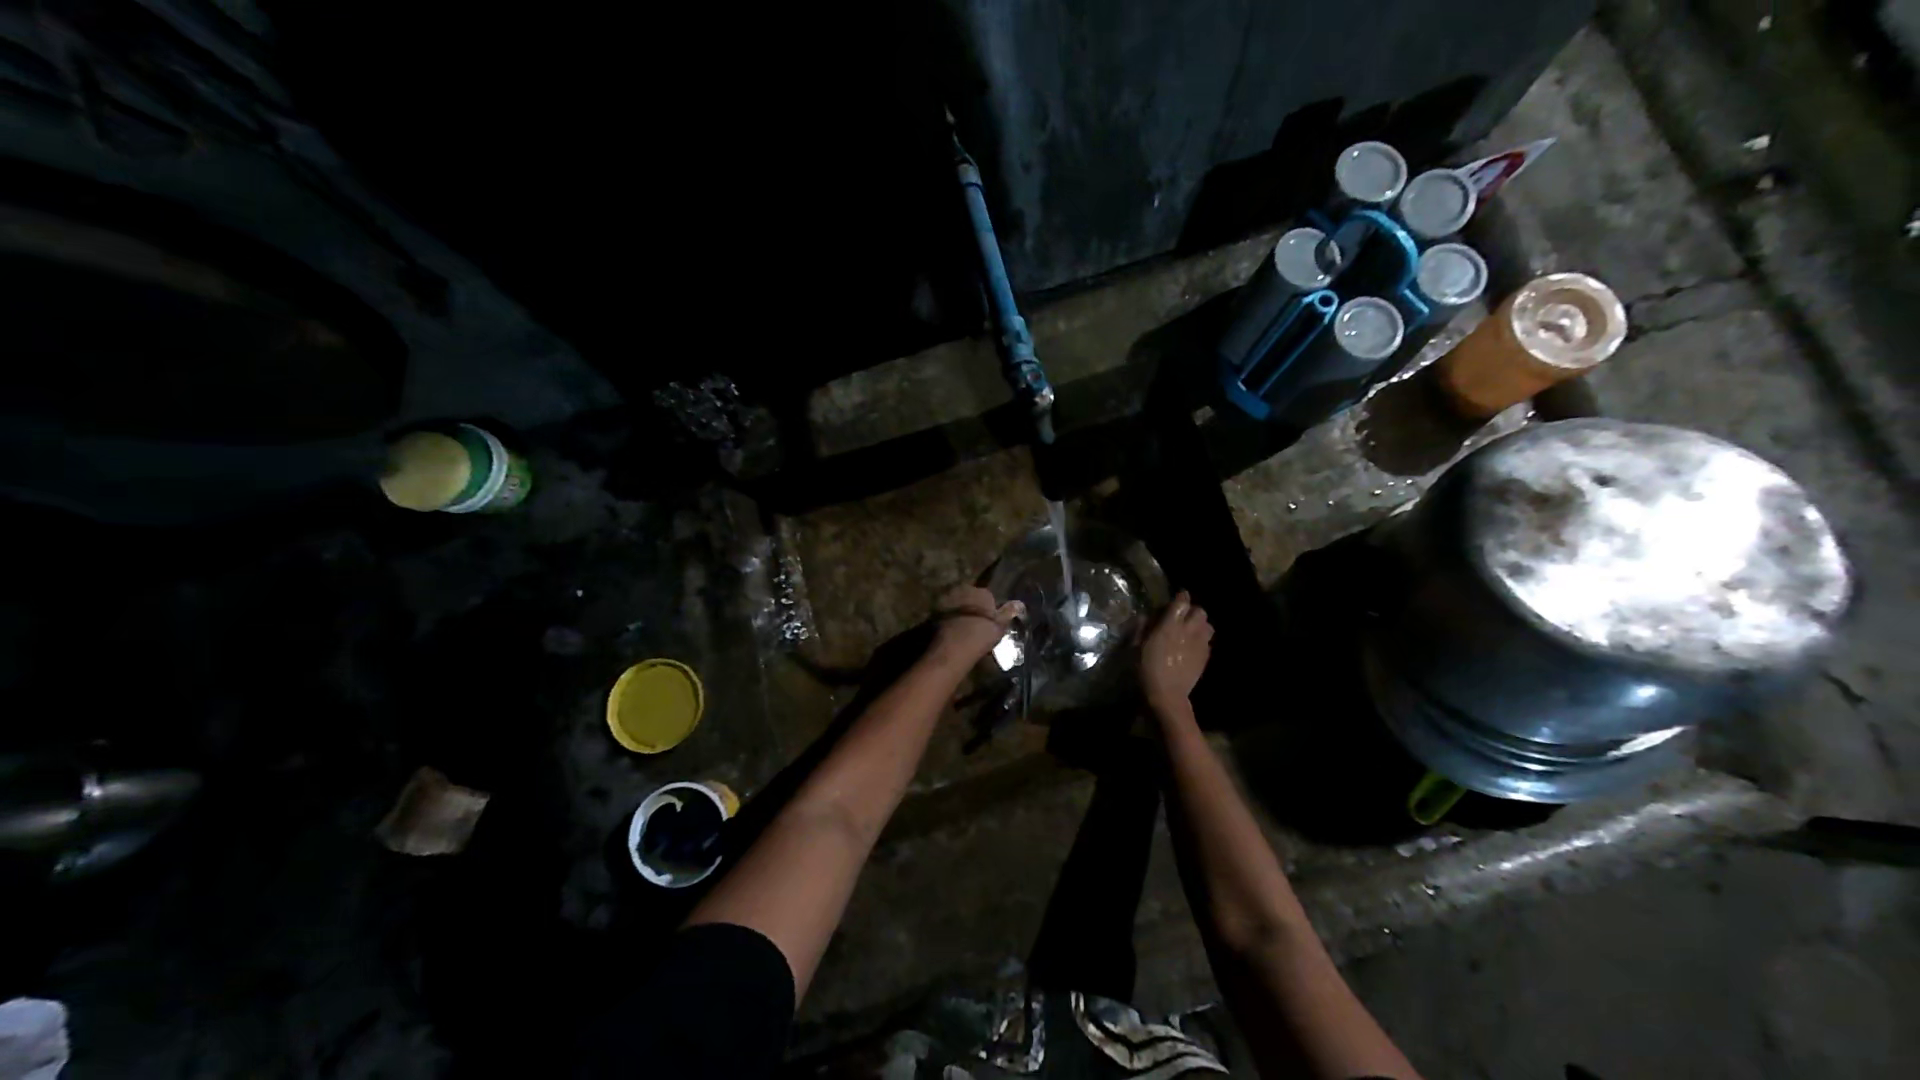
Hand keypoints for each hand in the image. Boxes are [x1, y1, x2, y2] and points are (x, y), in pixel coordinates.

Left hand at [929, 585, 1023, 666]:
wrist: (953, 646)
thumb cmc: (981, 634)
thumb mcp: (1000, 625)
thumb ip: (1009, 612)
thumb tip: (1019, 603)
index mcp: (981, 591)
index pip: (988, 596)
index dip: (989, 608)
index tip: (989, 620)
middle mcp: (964, 590)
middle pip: (971, 597)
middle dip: (974, 607)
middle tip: (977, 624)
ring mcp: (948, 599)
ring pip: (958, 604)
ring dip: (961, 612)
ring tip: (965, 628)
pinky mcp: (935, 610)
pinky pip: (947, 613)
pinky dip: (951, 619)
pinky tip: (954, 631)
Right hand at [1141, 591, 1212, 708]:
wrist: (1168, 695)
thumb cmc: (1148, 669)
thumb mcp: (1137, 647)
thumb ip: (1142, 628)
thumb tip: (1144, 617)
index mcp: (1170, 626)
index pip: (1182, 602)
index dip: (1181, 597)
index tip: (1178, 597)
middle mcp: (1189, 631)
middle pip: (1200, 611)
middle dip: (1192, 611)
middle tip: (1183, 617)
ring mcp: (1200, 644)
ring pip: (1208, 625)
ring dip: (1200, 624)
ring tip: (1191, 631)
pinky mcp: (1206, 656)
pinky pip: (1208, 641)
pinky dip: (1202, 639)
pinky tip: (1192, 647)